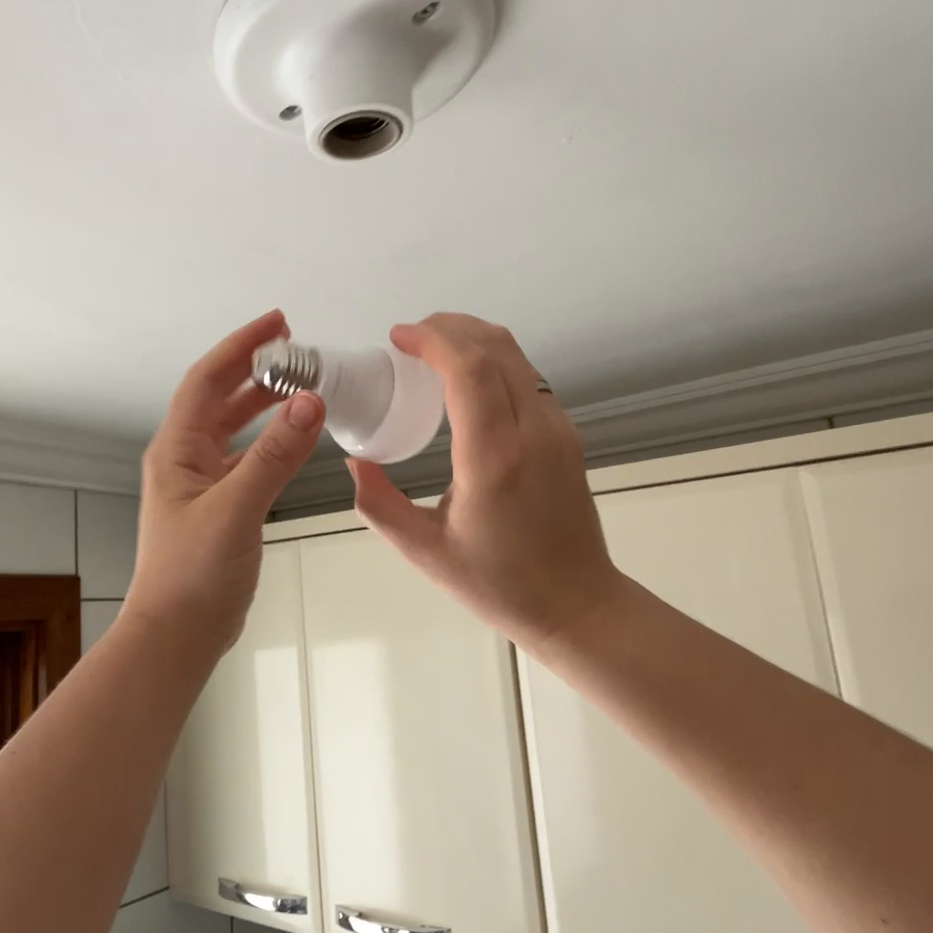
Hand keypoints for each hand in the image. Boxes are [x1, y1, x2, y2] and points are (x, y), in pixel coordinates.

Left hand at [123, 310, 325, 654]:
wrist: (177, 634)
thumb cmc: (192, 575)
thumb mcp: (235, 509)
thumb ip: (274, 456)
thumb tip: (309, 402)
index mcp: (177, 451)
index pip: (207, 381)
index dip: (240, 347)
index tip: (278, 325)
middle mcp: (185, 461)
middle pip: (220, 400)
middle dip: (255, 372)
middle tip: (296, 351)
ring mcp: (201, 486)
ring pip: (234, 431)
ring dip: (263, 406)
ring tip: (300, 387)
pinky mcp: (219, 510)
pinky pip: (246, 461)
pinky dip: (269, 445)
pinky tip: (293, 442)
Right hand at [347, 313, 626, 650]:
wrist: (577, 604)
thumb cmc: (499, 584)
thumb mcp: (424, 551)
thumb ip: (379, 503)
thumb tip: (356, 462)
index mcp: (493, 459)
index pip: (469, 370)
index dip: (432, 340)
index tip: (398, 337)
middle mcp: (532, 432)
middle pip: (495, 348)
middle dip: (448, 328)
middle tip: (408, 338)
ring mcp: (556, 429)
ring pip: (516, 356)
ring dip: (472, 340)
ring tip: (431, 351)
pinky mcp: (565, 434)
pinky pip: (527, 377)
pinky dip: (492, 361)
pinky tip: (465, 381)